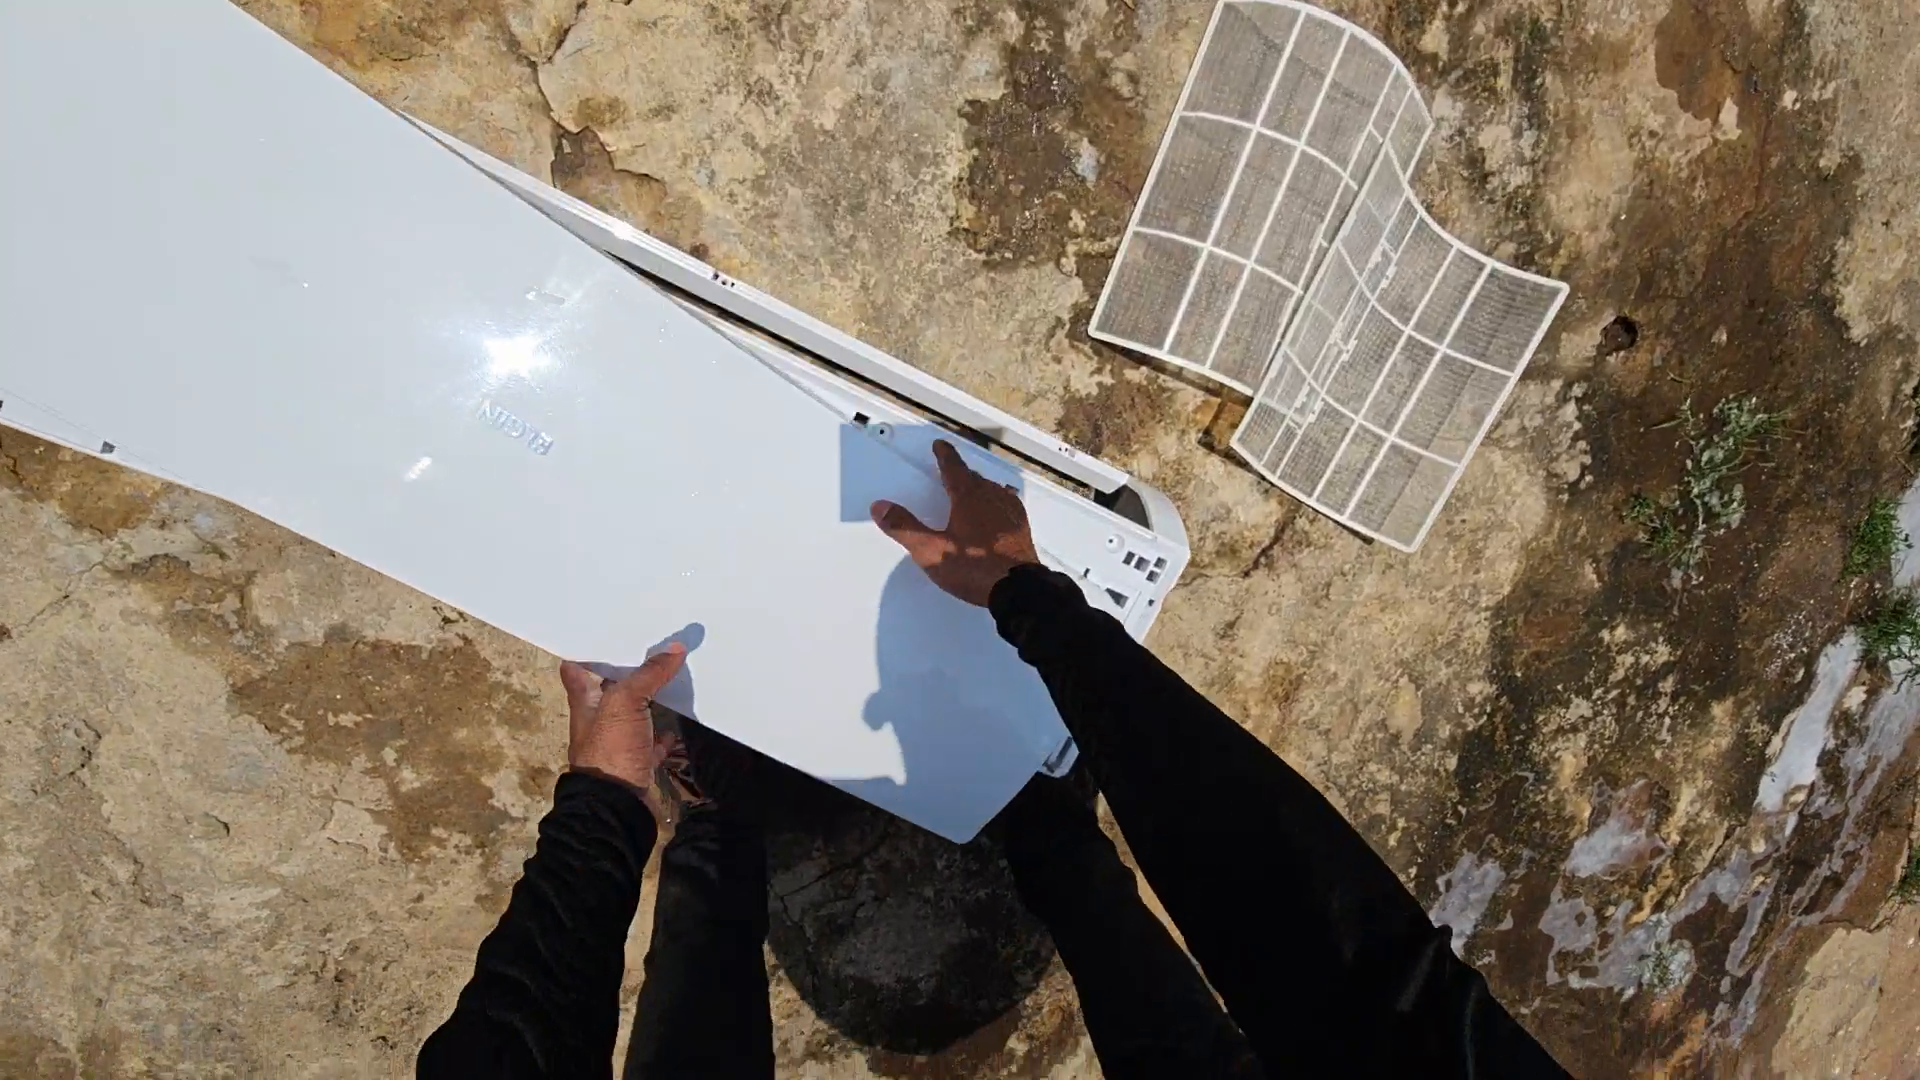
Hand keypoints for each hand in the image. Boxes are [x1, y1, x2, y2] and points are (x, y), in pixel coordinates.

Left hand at [559, 646, 686, 810]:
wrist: (617, 806)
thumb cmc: (611, 748)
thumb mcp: (625, 702)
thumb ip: (649, 674)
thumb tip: (676, 648)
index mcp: (585, 702)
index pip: (577, 670)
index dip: (588, 651)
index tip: (609, 632)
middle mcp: (598, 719)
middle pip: (611, 687)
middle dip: (630, 669)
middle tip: (655, 645)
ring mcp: (618, 741)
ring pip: (635, 712)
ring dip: (650, 698)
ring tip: (673, 674)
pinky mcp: (637, 761)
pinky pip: (652, 740)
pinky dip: (663, 732)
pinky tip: (677, 723)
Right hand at [871, 439, 1039, 606]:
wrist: (1017, 589)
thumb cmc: (974, 567)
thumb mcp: (930, 550)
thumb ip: (904, 528)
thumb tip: (881, 507)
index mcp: (969, 497)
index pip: (954, 468)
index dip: (945, 456)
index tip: (940, 446)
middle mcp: (993, 497)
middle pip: (974, 479)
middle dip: (962, 474)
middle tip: (952, 471)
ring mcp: (1010, 512)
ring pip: (993, 490)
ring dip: (981, 488)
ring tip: (972, 491)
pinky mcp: (1021, 529)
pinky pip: (1007, 506)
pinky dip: (997, 504)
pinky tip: (997, 513)